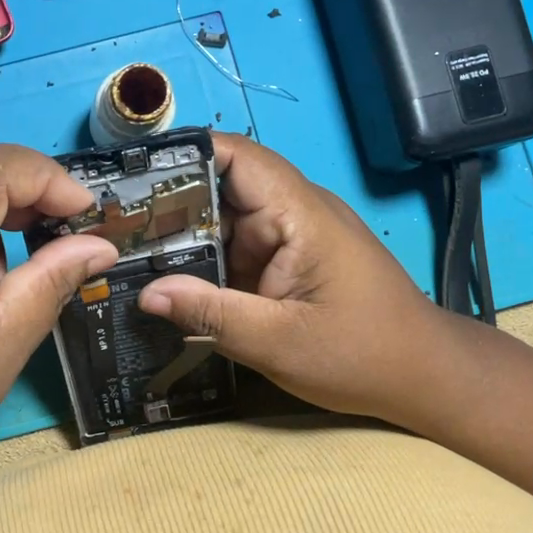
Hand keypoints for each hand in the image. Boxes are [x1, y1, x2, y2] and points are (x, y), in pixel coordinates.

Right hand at [137, 133, 457, 424]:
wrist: (422, 377)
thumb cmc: (362, 355)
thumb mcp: (279, 342)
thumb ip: (212, 315)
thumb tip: (147, 293)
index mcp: (299, 215)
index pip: (237, 157)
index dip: (184, 155)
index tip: (130, 175)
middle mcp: (291, 213)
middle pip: (219, 187)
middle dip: (166, 202)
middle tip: (109, 226)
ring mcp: (287, 237)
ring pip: (220, 220)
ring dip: (178, 235)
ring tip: (121, 251)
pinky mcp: (283, 260)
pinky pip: (232, 248)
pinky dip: (199, 260)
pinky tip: (161, 277)